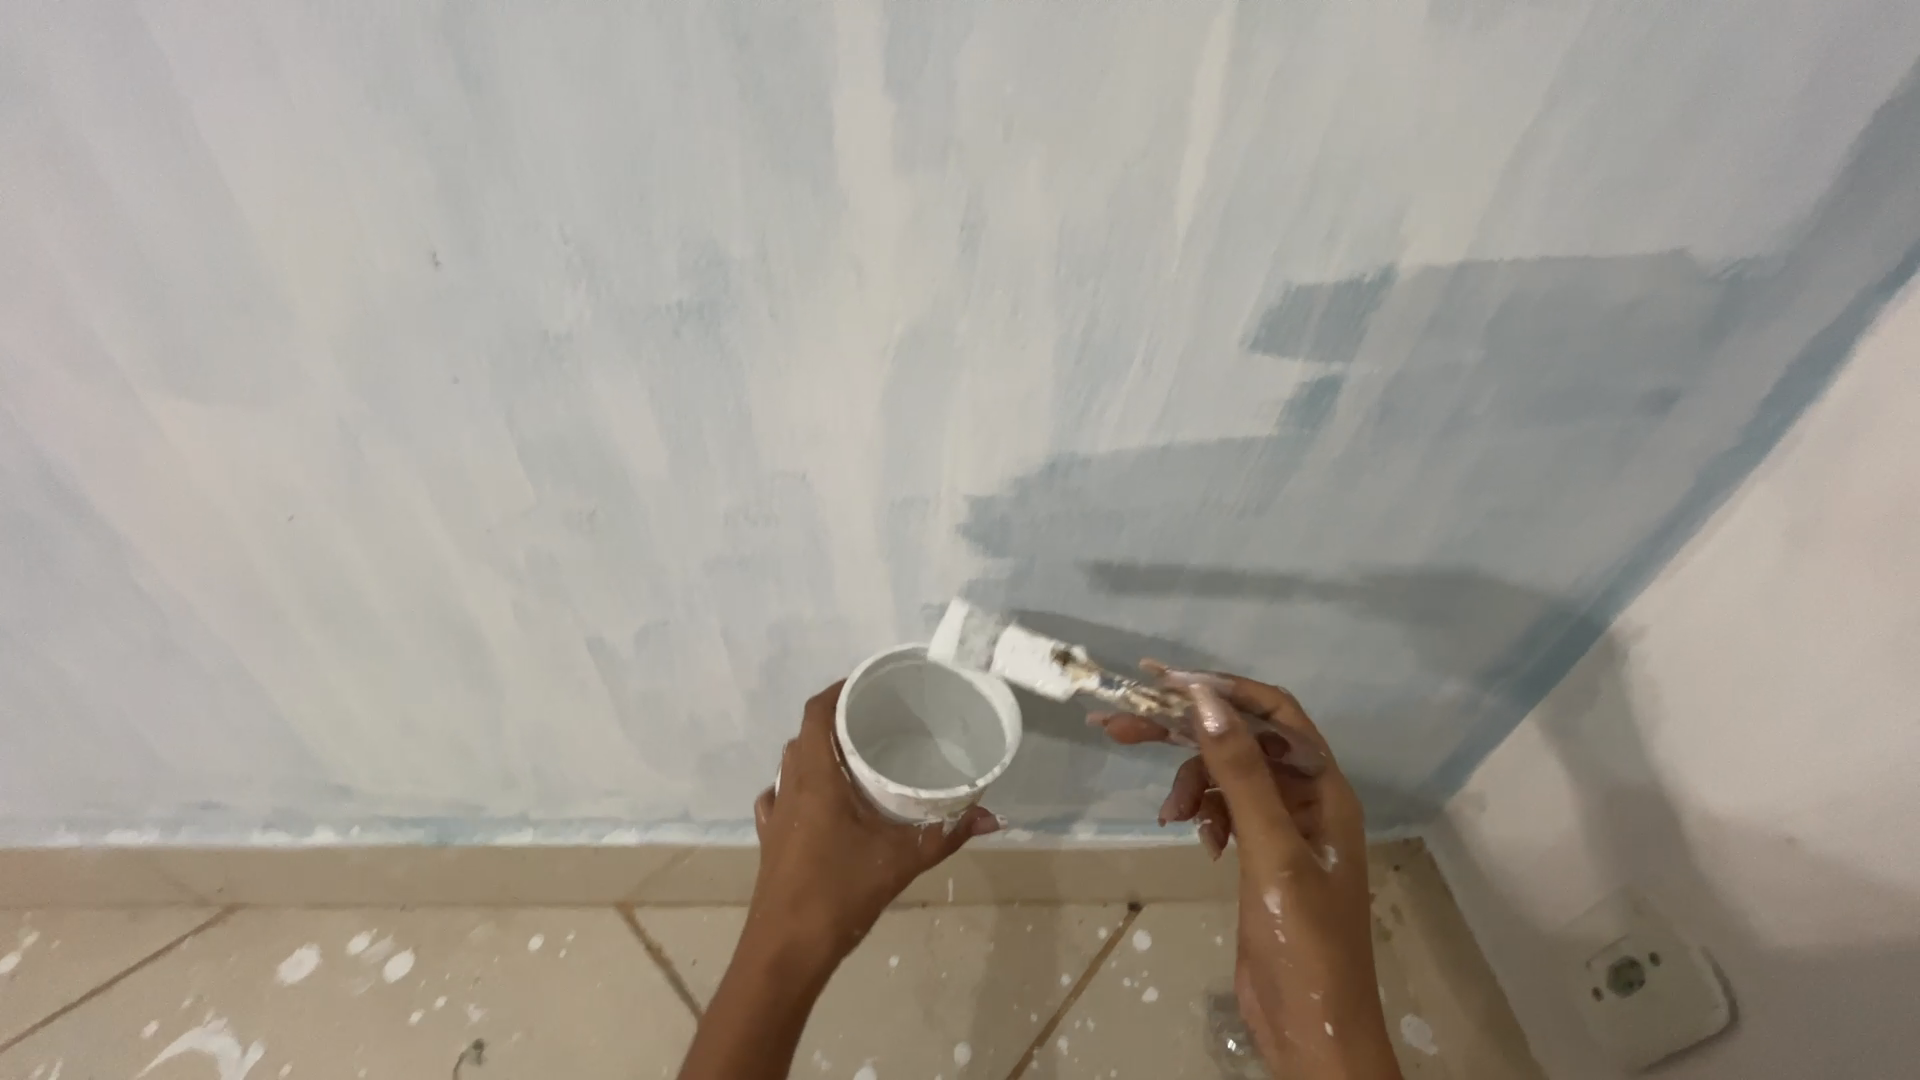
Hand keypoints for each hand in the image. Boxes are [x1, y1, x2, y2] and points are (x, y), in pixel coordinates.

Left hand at [744, 680, 999, 976]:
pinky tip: (821, 799)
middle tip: (877, 719)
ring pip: (792, 762)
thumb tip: (993, 817)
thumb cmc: (840, 894)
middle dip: (837, 718)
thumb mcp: (902, 861)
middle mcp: (790, 785)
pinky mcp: (770, 837)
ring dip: (818, 750)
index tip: (870, 684)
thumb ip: (947, 833)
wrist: (785, 952)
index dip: (839, 689)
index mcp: (816, 776)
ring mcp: (776, 812)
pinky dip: (800, 784)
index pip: (817, 711)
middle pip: (806, 733)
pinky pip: (781, 794)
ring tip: (855, 754)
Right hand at [1093, 669, 1399, 1079]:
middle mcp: (1304, 796)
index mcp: (1324, 788)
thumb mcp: (1272, 851)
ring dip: (1190, 782)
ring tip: (1170, 812)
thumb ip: (1239, 773)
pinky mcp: (1258, 850)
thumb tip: (1205, 699)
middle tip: (1121, 722)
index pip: (1274, 713)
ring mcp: (1281, 825)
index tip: (1165, 682)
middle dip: (1185, 730)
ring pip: (1224, 775)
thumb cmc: (1304, 942)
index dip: (1223, 690)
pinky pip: (1221, 808)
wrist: (1311, 1032)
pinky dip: (1201, 812)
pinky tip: (1194, 838)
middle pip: (1239, 740)